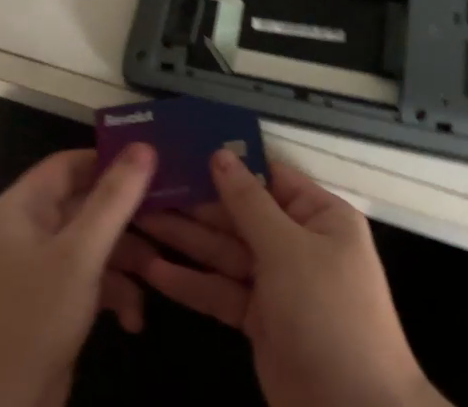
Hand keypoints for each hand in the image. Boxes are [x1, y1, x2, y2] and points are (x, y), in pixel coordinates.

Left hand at [0, 145, 155, 406]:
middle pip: (86, 204)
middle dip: (127, 217)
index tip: (155, 162)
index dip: (110, 159)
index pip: (69, 164)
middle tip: (171, 217)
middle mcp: (27, 231)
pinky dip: (114, 293)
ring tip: (156, 277)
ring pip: (93, 244)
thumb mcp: (80, 254)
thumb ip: (113, 199)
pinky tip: (134, 318)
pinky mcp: (50, 303)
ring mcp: (38, 269)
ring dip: (127, 262)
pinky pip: (89, 280)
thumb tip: (144, 146)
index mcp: (22, 207)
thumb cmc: (33, 315)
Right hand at [115, 151, 450, 406]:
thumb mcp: (289, 249)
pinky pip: (221, 291)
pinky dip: (191, 282)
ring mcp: (279, 283)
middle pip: (241, 215)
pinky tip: (153, 270)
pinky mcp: (260, 319)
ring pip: (226, 252)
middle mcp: (299, 243)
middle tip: (147, 185)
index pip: (269, 177)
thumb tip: (221, 154)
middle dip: (197, 203)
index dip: (228, 163)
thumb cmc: (328, 312)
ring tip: (139, 219)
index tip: (183, 147)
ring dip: (186, 239)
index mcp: (320, 216)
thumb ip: (249, 202)